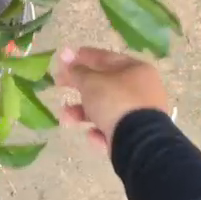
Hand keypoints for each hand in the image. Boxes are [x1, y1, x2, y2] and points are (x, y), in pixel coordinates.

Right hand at [54, 46, 170, 152]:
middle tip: (58, 84)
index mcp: (136, 70)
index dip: (84, 56)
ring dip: (82, 112)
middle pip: (104, 84)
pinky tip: (92, 135)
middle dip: (79, 87)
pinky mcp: (138, 135)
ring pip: (106, 108)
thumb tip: (66, 57)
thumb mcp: (90, 82)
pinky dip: (100, 130)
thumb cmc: (115, 101)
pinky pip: (113, 128)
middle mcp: (142, 89)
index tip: (65, 58)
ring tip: (66, 118)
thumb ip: (76, 70)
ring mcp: (141, 114)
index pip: (106, 57)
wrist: (140, 142)